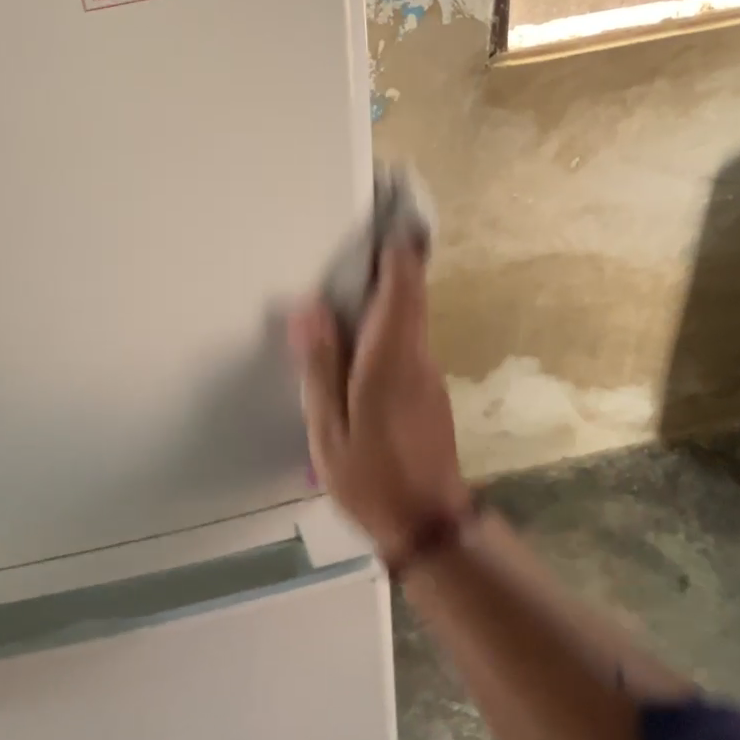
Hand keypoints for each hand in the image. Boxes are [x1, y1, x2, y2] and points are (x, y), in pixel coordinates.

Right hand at [289, 242, 469, 556]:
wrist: (428, 526)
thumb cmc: (371, 479)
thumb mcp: (329, 429)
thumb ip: (320, 366)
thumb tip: (311, 309)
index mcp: (391, 359)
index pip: (404, 286)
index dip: (398, 247)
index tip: (386, 212)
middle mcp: (417, 356)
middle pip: (407, 293)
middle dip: (385, 261)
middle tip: (350, 235)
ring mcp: (427, 373)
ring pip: (406, 317)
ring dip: (382, 292)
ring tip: (339, 281)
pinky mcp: (428, 390)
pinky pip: (404, 340)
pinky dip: (383, 323)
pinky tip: (352, 336)